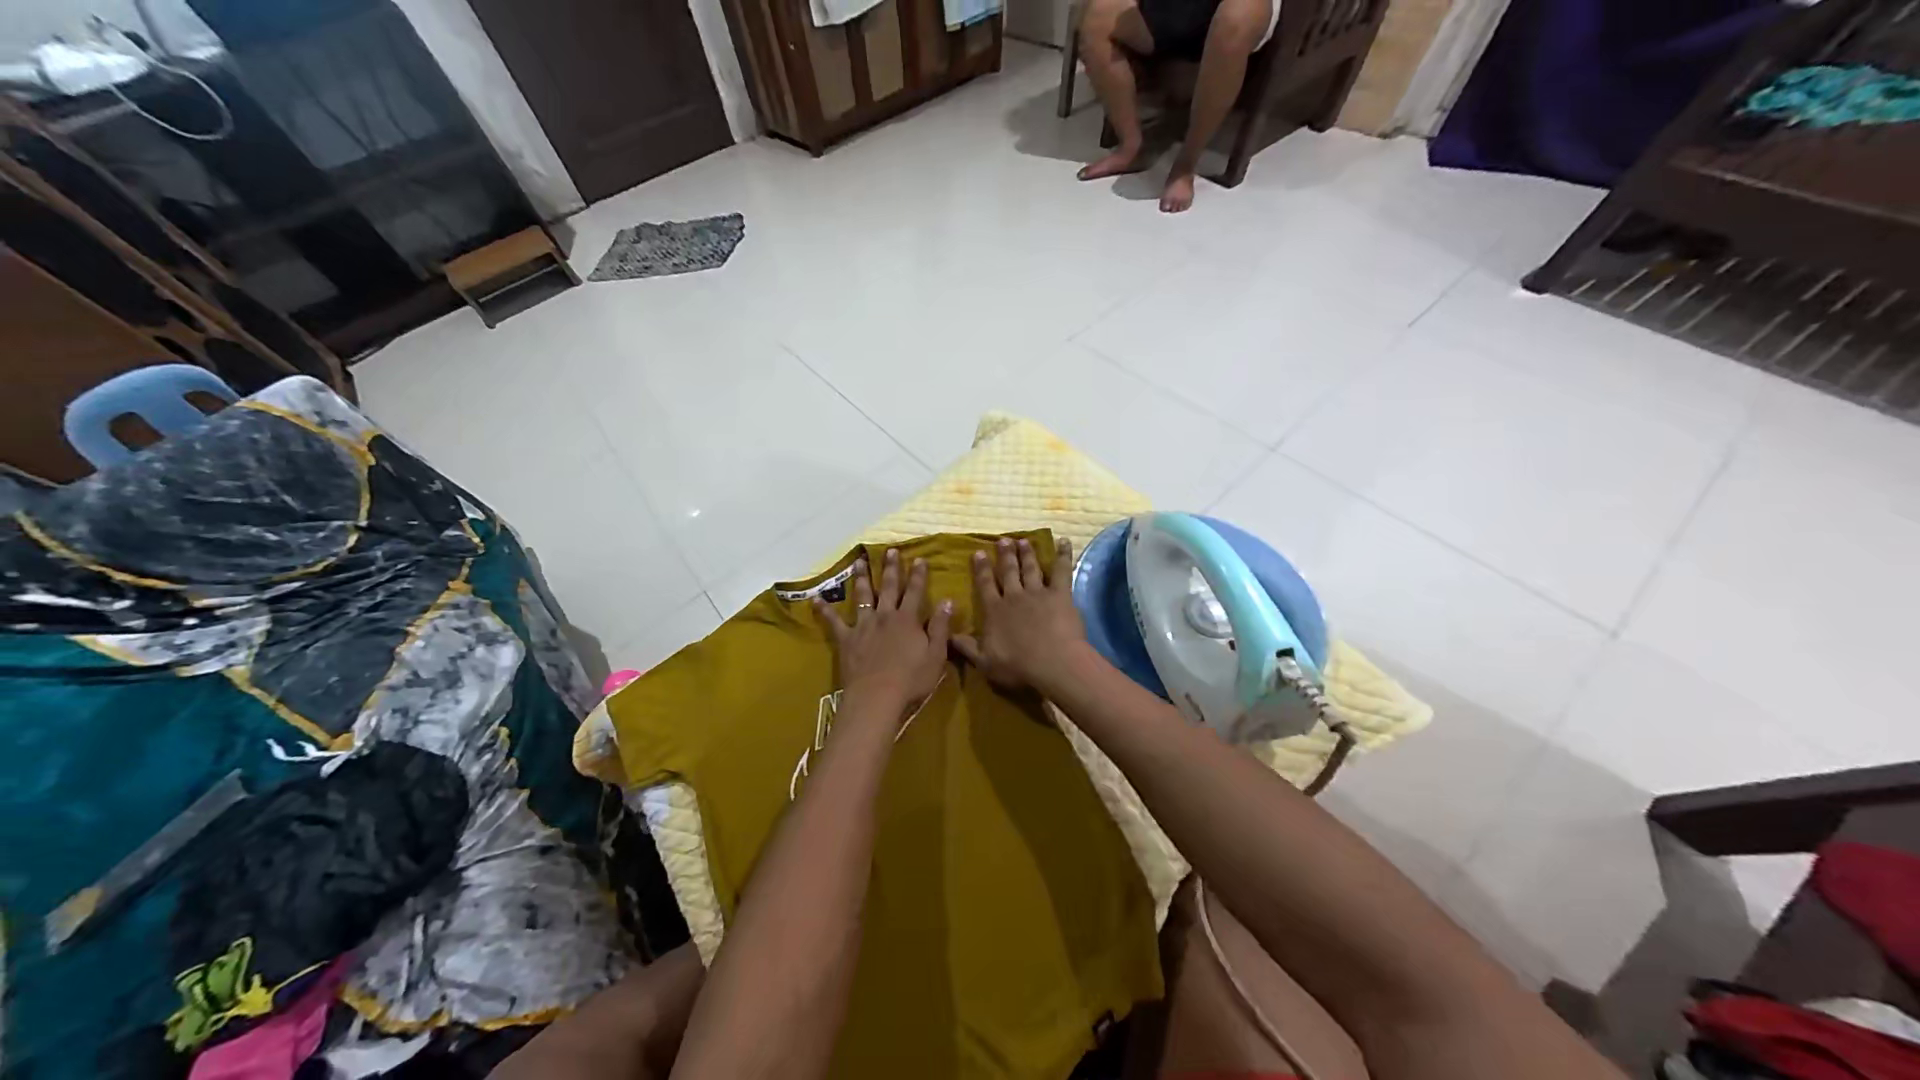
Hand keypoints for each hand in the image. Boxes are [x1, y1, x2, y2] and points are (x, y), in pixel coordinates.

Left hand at [814, 549, 952, 721]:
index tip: (920, 559)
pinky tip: (816, 599)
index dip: (919, 575)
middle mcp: (885, 616)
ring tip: (860, 562)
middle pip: (889, 587)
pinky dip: (825, 610)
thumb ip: (941, 627)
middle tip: (890, 550)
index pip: (916, 592)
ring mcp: (863, 626)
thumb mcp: (936, 655)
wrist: (877, 696)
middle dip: (891, 568)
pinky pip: (834, 622)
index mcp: (908, 619)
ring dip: (862, 578)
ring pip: (862, 596)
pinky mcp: (846, 639)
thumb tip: (948, 601)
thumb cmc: (912, 679)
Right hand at [951, 537, 1088, 694]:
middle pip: (1008, 571)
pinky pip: (1062, 571)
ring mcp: (1038, 593)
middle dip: (1004, 555)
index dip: (981, 569)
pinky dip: (1063, 555)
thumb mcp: (984, 662)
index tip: (977, 552)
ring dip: (1027, 553)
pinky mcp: (1060, 594)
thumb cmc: (1017, 666)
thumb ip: (967, 647)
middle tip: (1003, 540)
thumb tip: (948, 635)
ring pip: (1031, 568)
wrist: (1052, 662)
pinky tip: (1064, 542)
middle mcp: (1014, 596)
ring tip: (1023, 541)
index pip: (985, 585)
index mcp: (995, 611)